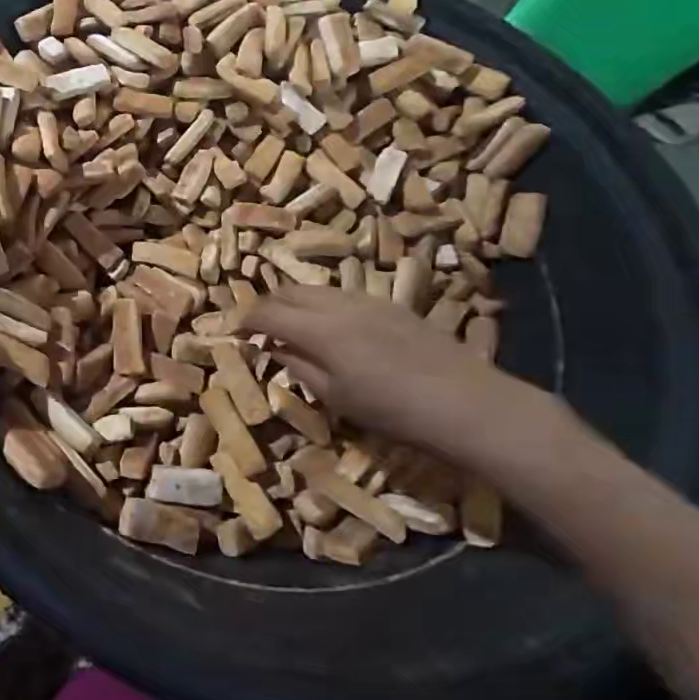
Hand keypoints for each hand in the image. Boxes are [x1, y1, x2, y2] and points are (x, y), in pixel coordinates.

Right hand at [241, 285, 576, 469]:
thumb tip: (273, 347)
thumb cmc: (394, 411)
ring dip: (294, 301)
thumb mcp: (337, 398)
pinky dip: (321, 303)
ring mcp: (367, 299)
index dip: (245, 320)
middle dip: (266, 304)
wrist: (465, 402)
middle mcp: (339, 304)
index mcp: (320, 330)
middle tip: (257, 326)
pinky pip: (341, 293)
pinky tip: (329, 324)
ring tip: (289, 323)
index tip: (233, 331)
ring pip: (316, 288)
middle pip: (289, 291)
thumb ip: (299, 367)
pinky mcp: (390, 303)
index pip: (268, 312)